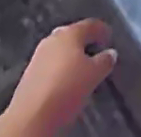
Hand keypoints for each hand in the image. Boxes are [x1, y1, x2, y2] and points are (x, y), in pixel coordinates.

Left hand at [0, 19, 116, 136]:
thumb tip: (111, 52)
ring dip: (71, 55)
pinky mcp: (30, 73)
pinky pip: (50, 63)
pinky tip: (65, 79)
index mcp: (70, 33)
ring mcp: (39, 55)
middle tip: (96, 49)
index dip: (102, 29)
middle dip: (84, 41)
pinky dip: (60, 67)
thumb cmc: (66, 88)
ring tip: (82, 66)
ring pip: (60, 49)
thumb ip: (104, 61)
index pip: (90, 25)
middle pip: (73, 34)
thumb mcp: (93, 75)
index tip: (109, 35)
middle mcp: (53, 38)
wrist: (31, 115)